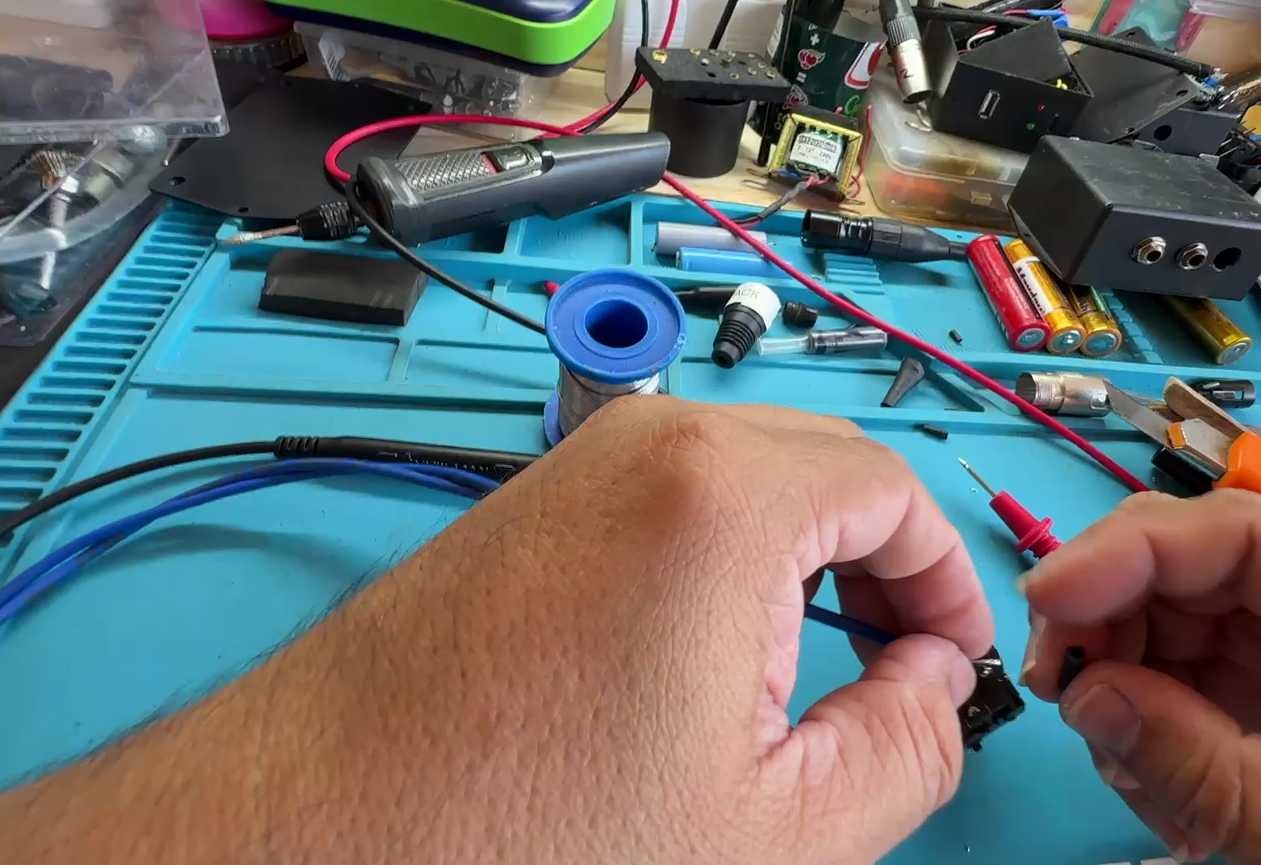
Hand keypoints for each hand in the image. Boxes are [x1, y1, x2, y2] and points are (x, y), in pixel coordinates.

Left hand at [0, 398, 993, 864]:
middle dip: (882, 555)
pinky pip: (683, 483)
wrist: (309, 833)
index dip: (944, 572)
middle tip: (894, 659)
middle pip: (826, 463)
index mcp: (726, 491)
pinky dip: (734, 542)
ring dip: (808, 549)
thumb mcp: (776, 832)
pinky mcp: (550, 483)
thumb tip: (937, 678)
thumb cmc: (534, 840)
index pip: (890, 486)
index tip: (951, 653)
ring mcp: (592, 451)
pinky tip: (718, 633)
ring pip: (756, 469)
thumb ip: (907, 744)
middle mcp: (656, 436)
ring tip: (810, 656)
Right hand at [1019, 489, 1260, 864]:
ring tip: (1122, 761)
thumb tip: (1084, 699)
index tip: (1043, 595)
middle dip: (1113, 615)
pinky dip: (1152, 716)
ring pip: (1184, 619)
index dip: (1129, 552)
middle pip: (1202, 568)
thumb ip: (1219, 781)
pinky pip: (1198, 676)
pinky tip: (1157, 780)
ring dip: (1125, 674)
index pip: (1250, 536)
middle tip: (1058, 684)